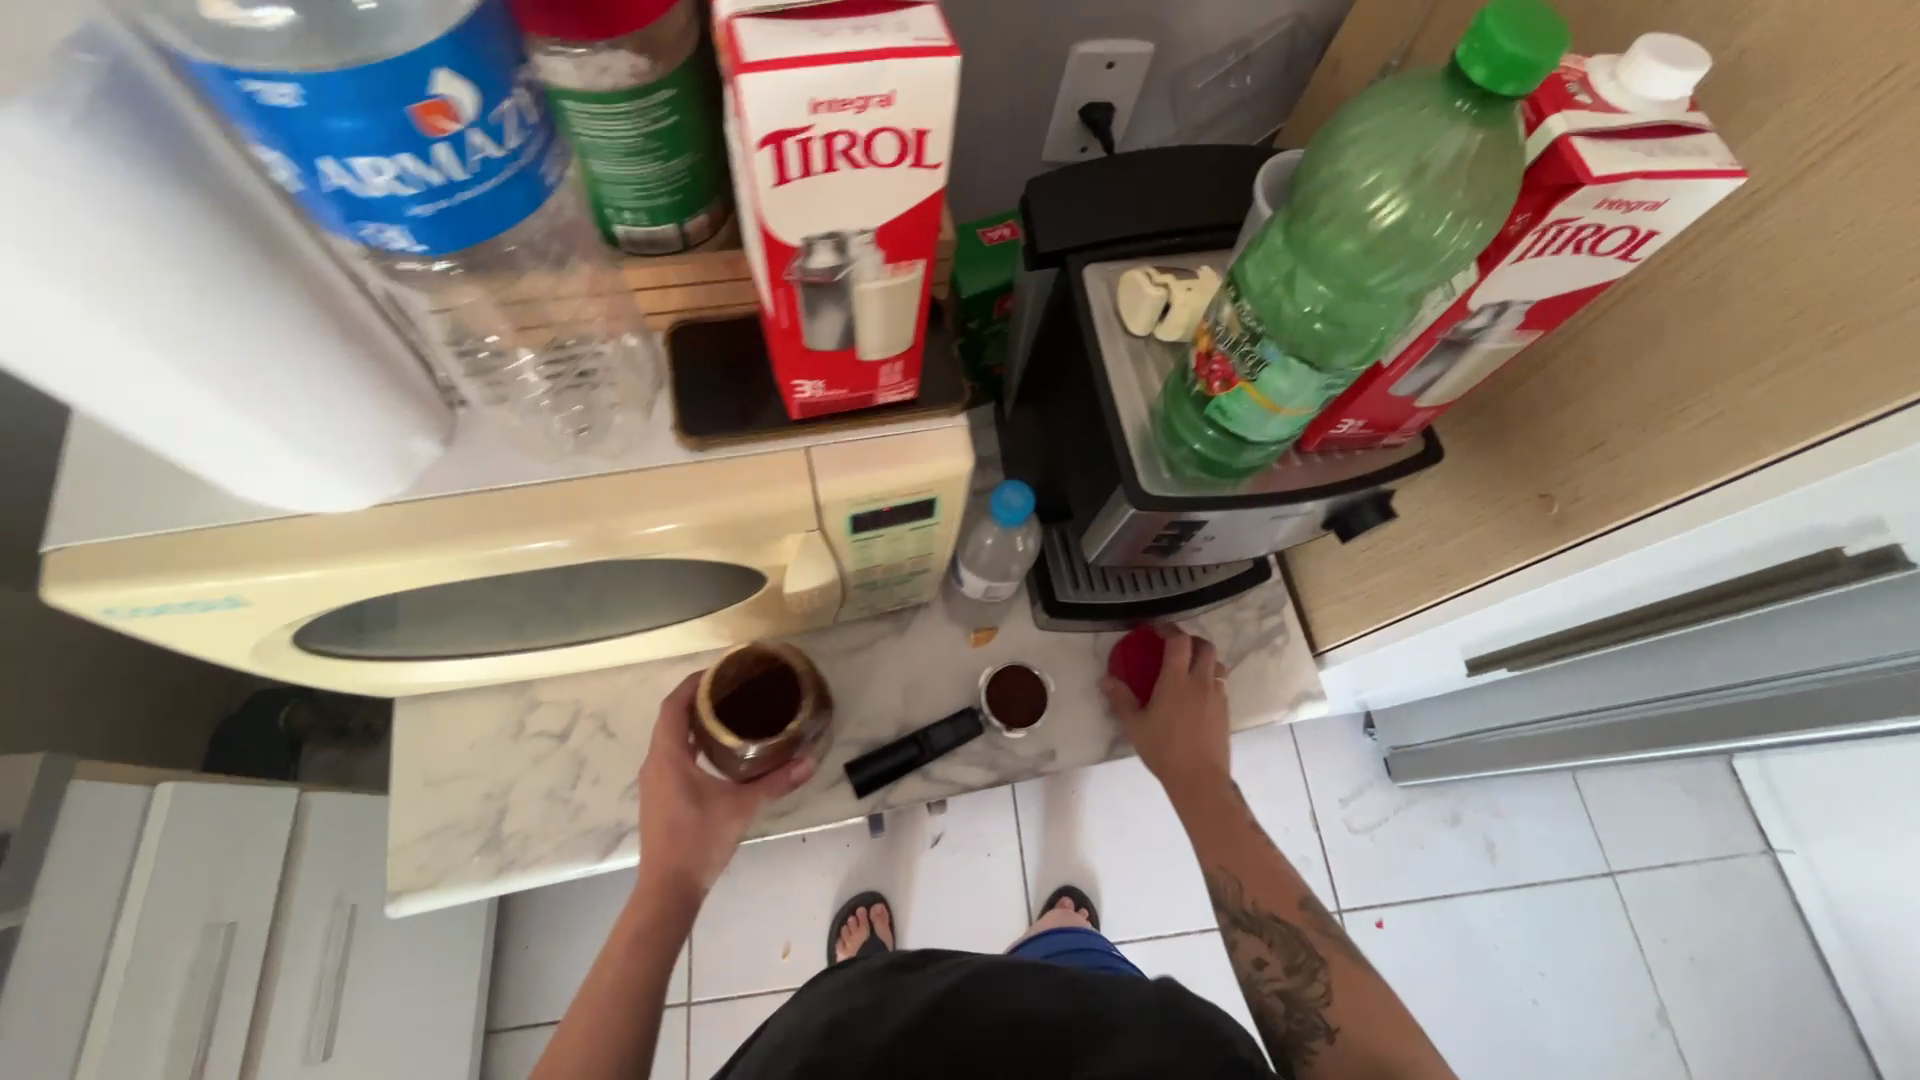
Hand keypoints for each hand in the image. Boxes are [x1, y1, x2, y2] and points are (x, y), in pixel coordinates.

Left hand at [637, 672, 815, 896]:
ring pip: (671, 737)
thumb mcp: (742, 807)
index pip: (674, 706)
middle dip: (698, 699)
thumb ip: (776, 782)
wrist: (669, 888)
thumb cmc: (699, 841)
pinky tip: (719, 748)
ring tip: (730, 712)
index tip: (721, 671)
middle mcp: (655, 763)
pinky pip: (673, 755)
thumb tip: (809, 761)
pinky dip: (692, 743)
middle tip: (733, 688)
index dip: (693, 684)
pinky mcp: (660, 795)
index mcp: (668, 757)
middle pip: (672, 718)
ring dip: (694, 721)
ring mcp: (655, 780)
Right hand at [1101, 626, 1230, 801]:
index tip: (1155, 630)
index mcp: (1177, 680)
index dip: (1168, 629)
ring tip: (1188, 667)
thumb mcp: (1134, 725)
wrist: (1199, 778)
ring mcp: (1217, 696)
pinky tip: (1196, 693)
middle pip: (1205, 646)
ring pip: (1217, 663)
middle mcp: (1201, 682)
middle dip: (1190, 639)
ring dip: (1204, 657)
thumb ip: (1120, 699)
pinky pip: (1221, 683)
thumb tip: (1105, 680)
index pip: (1179, 641)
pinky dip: (1210, 677)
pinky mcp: (1226, 710)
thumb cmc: (1163, 750)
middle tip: (1173, 646)